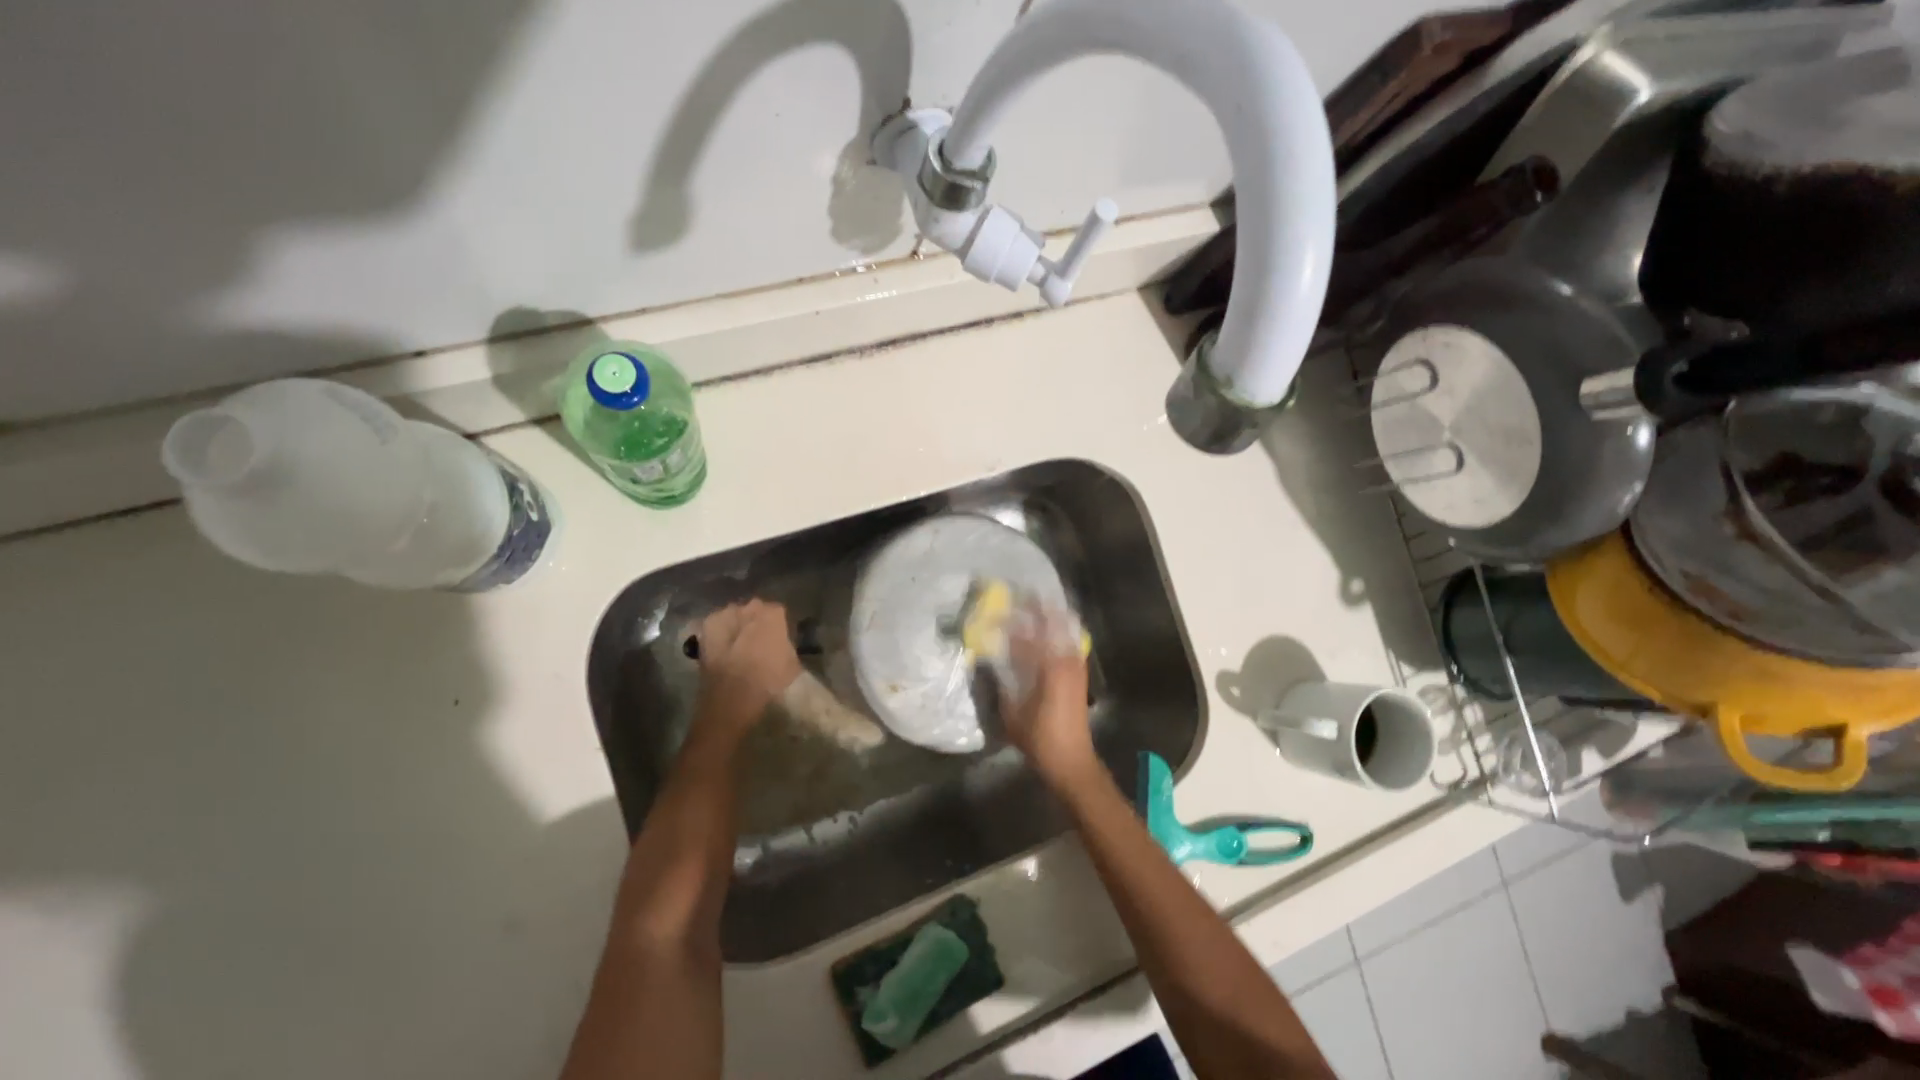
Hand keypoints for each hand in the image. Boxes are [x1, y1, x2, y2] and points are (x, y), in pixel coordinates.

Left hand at [694, 599, 801, 736]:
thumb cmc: (769, 681)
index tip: (776, 640)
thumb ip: (786, 647)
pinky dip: (719, 632)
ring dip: (736, 625)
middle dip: (755, 621)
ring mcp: (727, 614)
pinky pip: (717, 624)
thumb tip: (781, 645)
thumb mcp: (792, 666)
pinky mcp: (708, 626)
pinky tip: (720, 648)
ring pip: (734, 615)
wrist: (733, 694)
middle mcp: (751, 607)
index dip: (776, 627)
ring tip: (736, 646)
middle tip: (756, 642)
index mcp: (774, 615)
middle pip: (755, 610)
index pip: (778, 612)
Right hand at [1000, 607, 1097, 788]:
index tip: (1003, 602)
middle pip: (1053, 623)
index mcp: (1047, 667)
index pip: (1029, 631)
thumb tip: (990, 659)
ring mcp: (1075, 666)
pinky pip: (1071, 642)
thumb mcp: (1012, 713)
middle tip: (1023, 592)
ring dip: (1052, 616)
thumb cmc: (1039, 738)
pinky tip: (1052, 628)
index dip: (1016, 615)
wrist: (1071, 760)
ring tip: (1037, 603)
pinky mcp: (1079, 674)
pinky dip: (1061, 631)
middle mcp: (1065, 660)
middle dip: (1038, 607)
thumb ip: (1001, 683)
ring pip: (1065, 630)